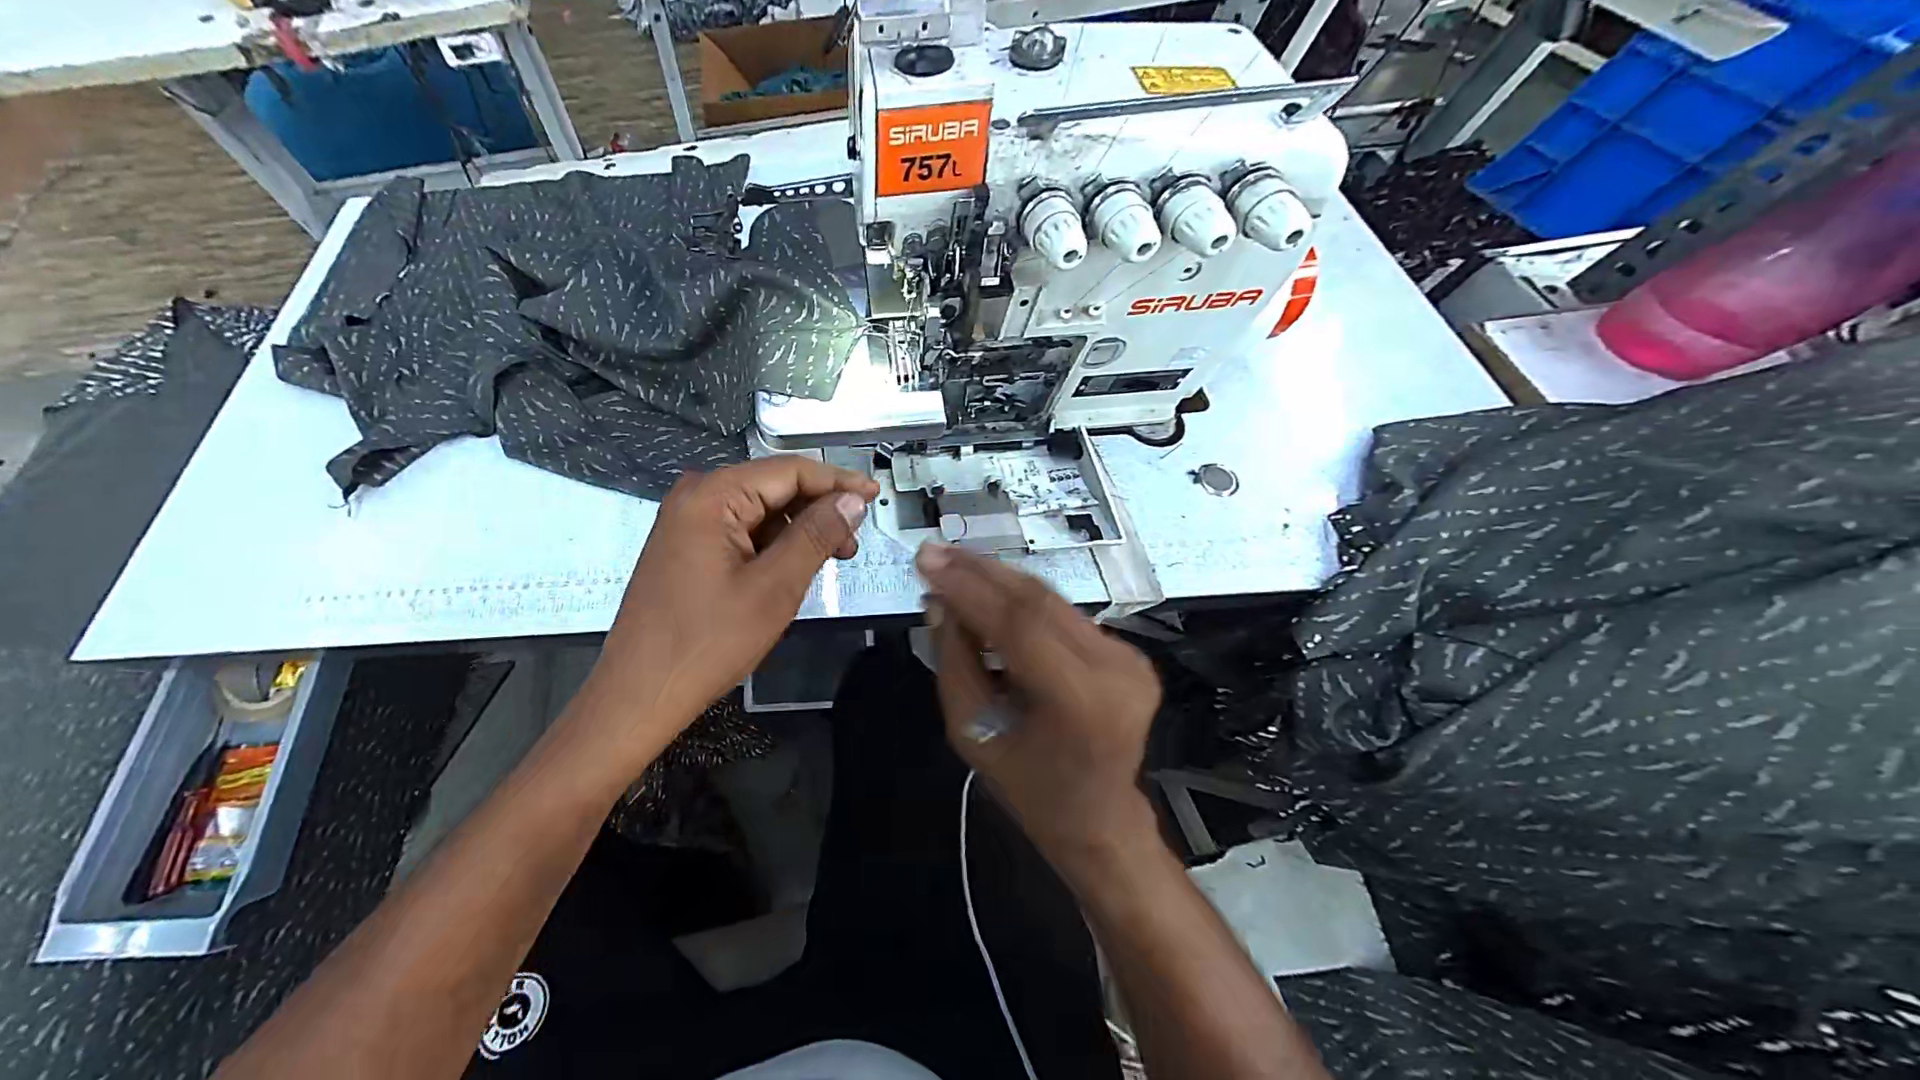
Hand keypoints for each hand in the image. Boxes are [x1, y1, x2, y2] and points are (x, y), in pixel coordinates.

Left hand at [574, 458, 878, 779]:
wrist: (640, 693)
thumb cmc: (707, 642)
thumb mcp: (774, 587)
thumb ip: (816, 535)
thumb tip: (853, 500)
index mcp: (711, 496)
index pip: (789, 470)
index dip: (838, 481)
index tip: (875, 495)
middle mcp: (695, 497)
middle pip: (774, 486)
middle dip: (820, 509)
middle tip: (854, 541)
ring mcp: (687, 522)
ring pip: (761, 510)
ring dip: (800, 529)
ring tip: (831, 558)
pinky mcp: (687, 546)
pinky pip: (742, 530)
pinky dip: (775, 544)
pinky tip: (796, 566)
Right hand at [916, 542, 1162, 874]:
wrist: (1097, 815)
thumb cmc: (1030, 787)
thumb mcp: (974, 733)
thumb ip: (955, 663)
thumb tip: (940, 602)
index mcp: (1080, 702)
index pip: (1018, 624)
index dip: (969, 587)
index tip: (928, 562)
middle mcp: (1115, 672)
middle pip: (1040, 602)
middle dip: (981, 573)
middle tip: (937, 555)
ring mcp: (1129, 659)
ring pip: (1054, 601)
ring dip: (1002, 581)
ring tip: (956, 565)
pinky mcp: (1130, 652)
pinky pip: (1067, 616)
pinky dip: (1026, 602)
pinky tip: (991, 591)